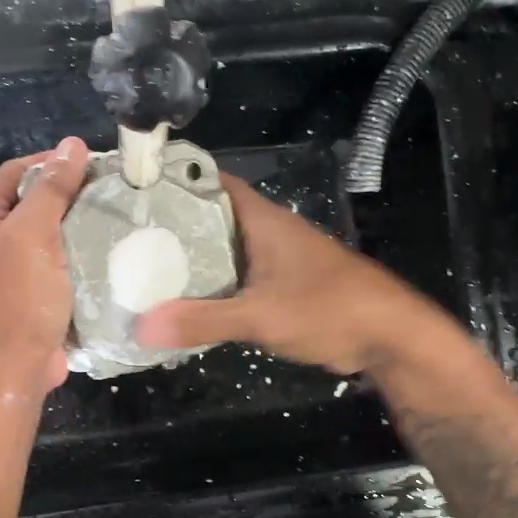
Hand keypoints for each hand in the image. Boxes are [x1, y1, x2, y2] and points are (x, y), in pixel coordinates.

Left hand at [0, 137, 88, 391]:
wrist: (14, 367)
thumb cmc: (18, 299)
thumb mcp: (32, 235)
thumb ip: (52, 189)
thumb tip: (72, 144)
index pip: (16, 172)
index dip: (50, 160)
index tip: (91, 160)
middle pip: (33, 202)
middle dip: (69, 192)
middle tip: (111, 187)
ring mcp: (15, 270)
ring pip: (50, 233)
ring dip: (79, 224)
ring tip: (116, 213)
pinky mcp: (36, 294)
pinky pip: (61, 263)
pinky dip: (81, 254)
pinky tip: (109, 249)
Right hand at [136, 173, 447, 373]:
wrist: (390, 337)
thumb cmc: (329, 309)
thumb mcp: (260, 316)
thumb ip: (203, 320)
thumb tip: (141, 327)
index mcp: (265, 220)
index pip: (213, 182)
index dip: (176, 180)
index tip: (134, 191)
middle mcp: (270, 232)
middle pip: (213, 218)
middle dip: (174, 226)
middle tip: (127, 238)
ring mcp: (279, 261)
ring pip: (226, 251)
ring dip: (193, 260)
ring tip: (145, 268)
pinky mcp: (286, 288)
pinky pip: (240, 280)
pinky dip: (215, 287)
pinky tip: (187, 303)